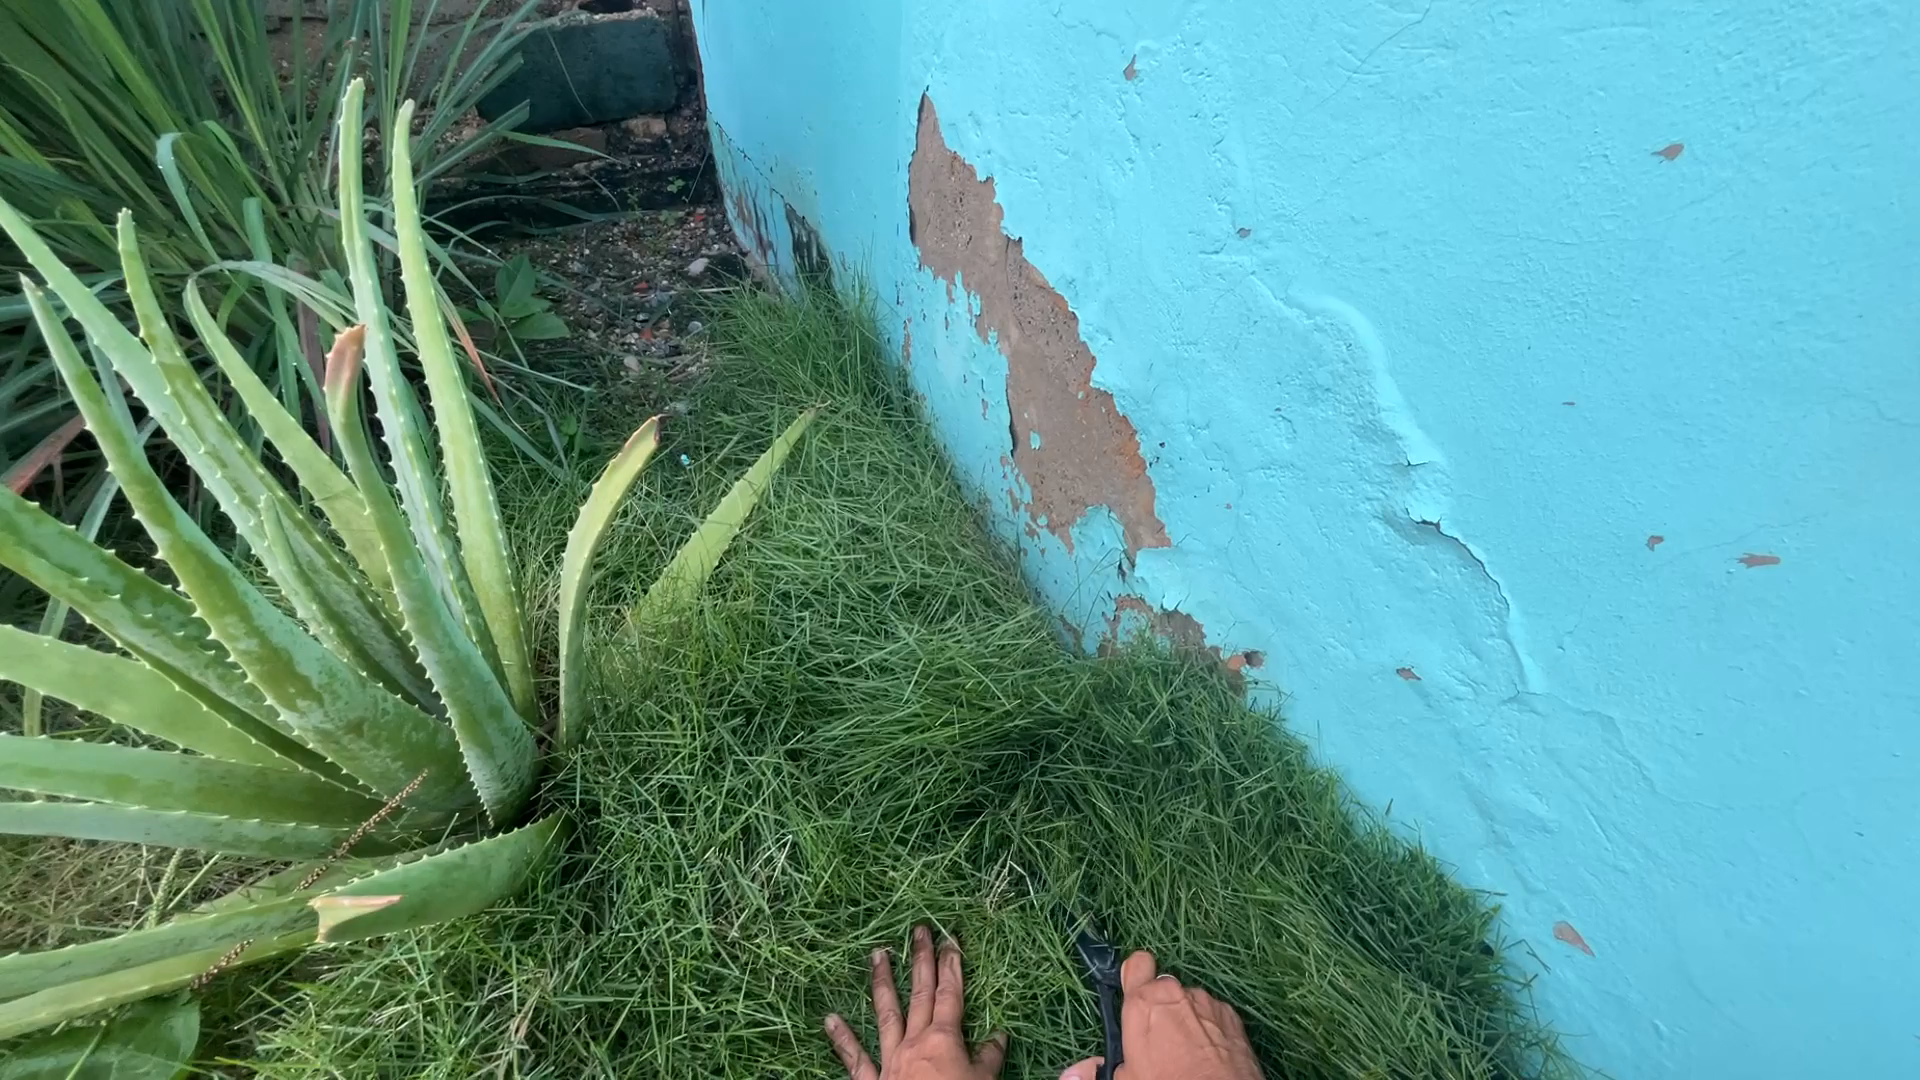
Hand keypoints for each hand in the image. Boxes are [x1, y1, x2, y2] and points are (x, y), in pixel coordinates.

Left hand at [826, 924, 1008, 1079]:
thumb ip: (990, 1059)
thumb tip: (1000, 1035)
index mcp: (943, 1039)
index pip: (949, 994)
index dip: (952, 965)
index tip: (950, 937)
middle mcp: (915, 1042)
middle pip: (920, 994)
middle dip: (921, 960)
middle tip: (918, 929)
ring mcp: (890, 1061)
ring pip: (886, 1014)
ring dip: (883, 983)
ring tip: (877, 954)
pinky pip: (855, 1060)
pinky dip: (842, 1040)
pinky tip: (829, 1019)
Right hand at [1060, 950, 1260, 1079]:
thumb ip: (1096, 1070)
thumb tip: (1067, 1075)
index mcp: (1142, 1003)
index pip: (1136, 963)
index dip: (1136, 977)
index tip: (1137, 999)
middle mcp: (1173, 992)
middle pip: (1163, 988)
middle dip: (1162, 1007)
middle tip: (1162, 1040)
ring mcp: (1205, 1002)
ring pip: (1190, 1002)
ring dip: (1187, 1019)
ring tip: (1190, 1054)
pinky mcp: (1231, 1016)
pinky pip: (1214, 1016)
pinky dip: (1211, 1030)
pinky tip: (1211, 1057)